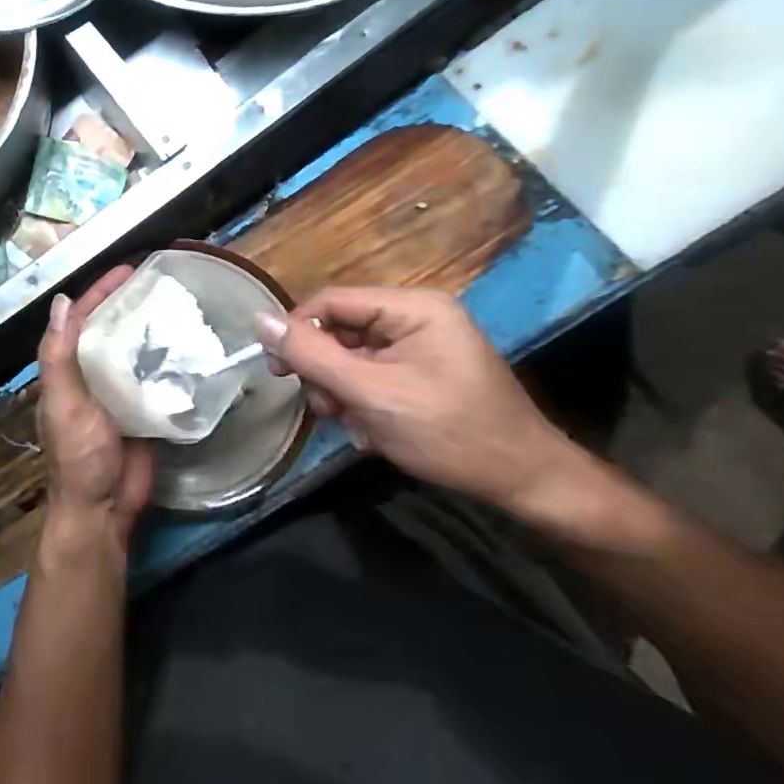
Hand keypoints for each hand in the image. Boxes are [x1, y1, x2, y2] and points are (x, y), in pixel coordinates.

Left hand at [37, 266, 154, 543]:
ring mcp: (116, 394)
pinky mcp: (141, 412)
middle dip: (128, 305)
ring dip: (149, 330)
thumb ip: (59, 357)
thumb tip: (60, 303)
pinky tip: (188, 347)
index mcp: (65, 371)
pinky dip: (165, 363)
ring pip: (131, 352)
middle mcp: (88, 376)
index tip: (127, 270)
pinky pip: (153, 380)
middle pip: (108, 330)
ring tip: (179, 306)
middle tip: (160, 283)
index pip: (79, 320)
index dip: (99, 292)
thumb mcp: (65, 403)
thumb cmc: (79, 456)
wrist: (104, 508)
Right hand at [256, 286, 597, 519]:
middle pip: (340, 331)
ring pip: (350, 358)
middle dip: (324, 371)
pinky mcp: (421, 374)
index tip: (277, 370)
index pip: (332, 301)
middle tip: (324, 408)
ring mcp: (420, 347)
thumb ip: (311, 354)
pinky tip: (371, 432)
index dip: (297, 330)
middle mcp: (416, 318)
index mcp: (413, 308)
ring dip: (340, 393)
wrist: (524, 483)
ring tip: (353, 426)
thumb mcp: (371, 392)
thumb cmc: (449, 432)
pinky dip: (361, 403)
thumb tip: (258, 319)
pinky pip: (370, 377)